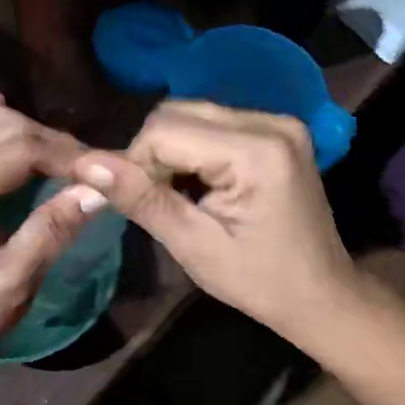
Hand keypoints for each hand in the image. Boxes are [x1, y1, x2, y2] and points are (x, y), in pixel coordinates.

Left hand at [0, 94, 106, 371]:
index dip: (65, 154)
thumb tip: (98, 190)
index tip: (105, 172)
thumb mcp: (13, 284)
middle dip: (51, 141)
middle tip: (90, 171)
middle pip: (1, 127)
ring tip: (57, 159)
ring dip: (22, 129)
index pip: (17, 149)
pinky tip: (24, 143)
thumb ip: (51, 231)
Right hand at [72, 101, 352, 335]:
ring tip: (178, 196)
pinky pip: (214, 123)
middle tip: (157, 201)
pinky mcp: (278, 129)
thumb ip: (141, 198)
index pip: (164, 130)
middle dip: (152, 154)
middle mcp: (271, 121)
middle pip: (177, 112)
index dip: (135, 163)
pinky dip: (193, 149)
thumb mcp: (192, 244)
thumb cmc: (257, 280)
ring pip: (192, 113)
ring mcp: (279, 121)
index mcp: (256, 150)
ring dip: (171, 151)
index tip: (135, 205)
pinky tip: (199, 185)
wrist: (319, 293)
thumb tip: (85, 164)